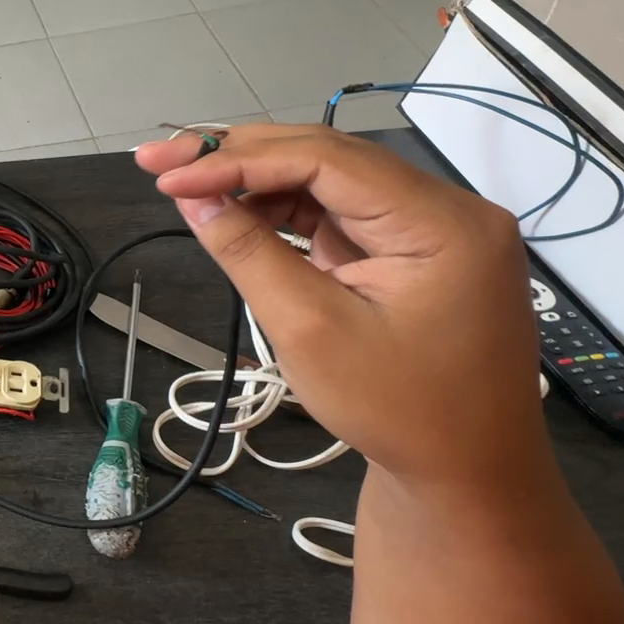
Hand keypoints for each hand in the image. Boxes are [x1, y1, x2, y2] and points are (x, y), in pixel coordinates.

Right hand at [134, 124, 545, 489]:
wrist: (465, 470)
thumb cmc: (395, 406)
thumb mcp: (307, 327)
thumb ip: (247, 251)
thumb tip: (191, 198)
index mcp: (441, 223)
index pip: (324, 160)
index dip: (237, 160)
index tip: (167, 177)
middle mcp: (443, 208)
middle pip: (324, 155)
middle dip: (236, 153)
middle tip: (158, 157)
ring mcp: (425, 227)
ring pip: (322, 177)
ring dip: (250, 175)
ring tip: (182, 177)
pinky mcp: (403, 248)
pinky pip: (330, 209)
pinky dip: (274, 206)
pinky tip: (229, 207)